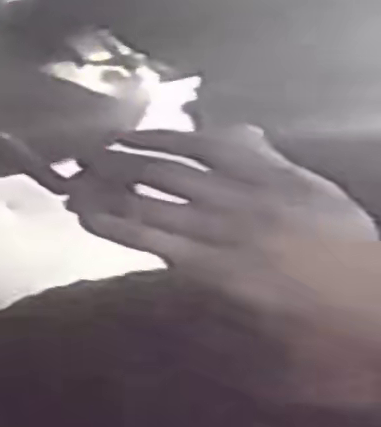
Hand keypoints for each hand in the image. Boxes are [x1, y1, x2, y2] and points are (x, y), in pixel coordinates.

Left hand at [69, 126, 379, 326]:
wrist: (363, 297)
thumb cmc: (336, 242)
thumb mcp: (310, 190)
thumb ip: (266, 160)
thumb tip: (235, 129)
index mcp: (275, 177)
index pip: (205, 145)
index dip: (154, 137)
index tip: (121, 135)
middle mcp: (241, 198)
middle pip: (158, 171)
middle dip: (111, 162)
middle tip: (81, 158)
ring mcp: (217, 231)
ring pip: (138, 201)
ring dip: (97, 191)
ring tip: (74, 184)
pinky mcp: (198, 262)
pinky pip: (137, 236)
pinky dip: (103, 222)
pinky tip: (84, 215)